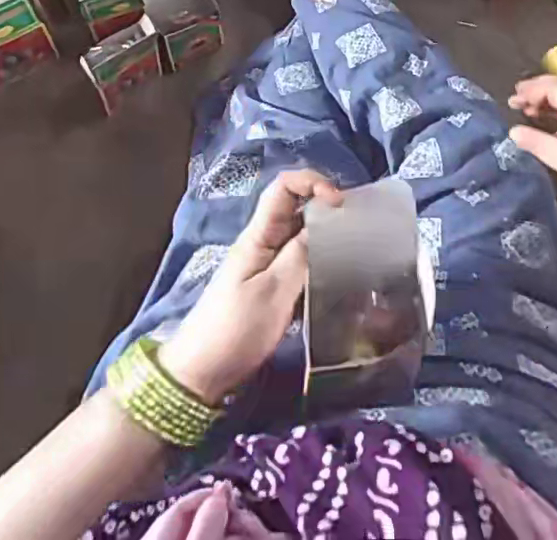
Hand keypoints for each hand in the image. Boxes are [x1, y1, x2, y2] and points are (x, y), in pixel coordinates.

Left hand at [158, 169, 342, 402]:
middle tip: (357, 228)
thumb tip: (327, 221)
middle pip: (297, 206)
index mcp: (258, 235)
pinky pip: (301, 260)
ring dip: (326, 235)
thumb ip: (301, 255)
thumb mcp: (273, 292)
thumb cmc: (235, 330)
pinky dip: (320, 260)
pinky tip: (337, 276)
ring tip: (354, 250)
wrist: (200, 374)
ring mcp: (267, 263)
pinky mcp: (271, 285)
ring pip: (301, 234)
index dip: (313, 182)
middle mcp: (263, 241)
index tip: (341, 204)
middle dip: (327, 207)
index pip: (284, 187)